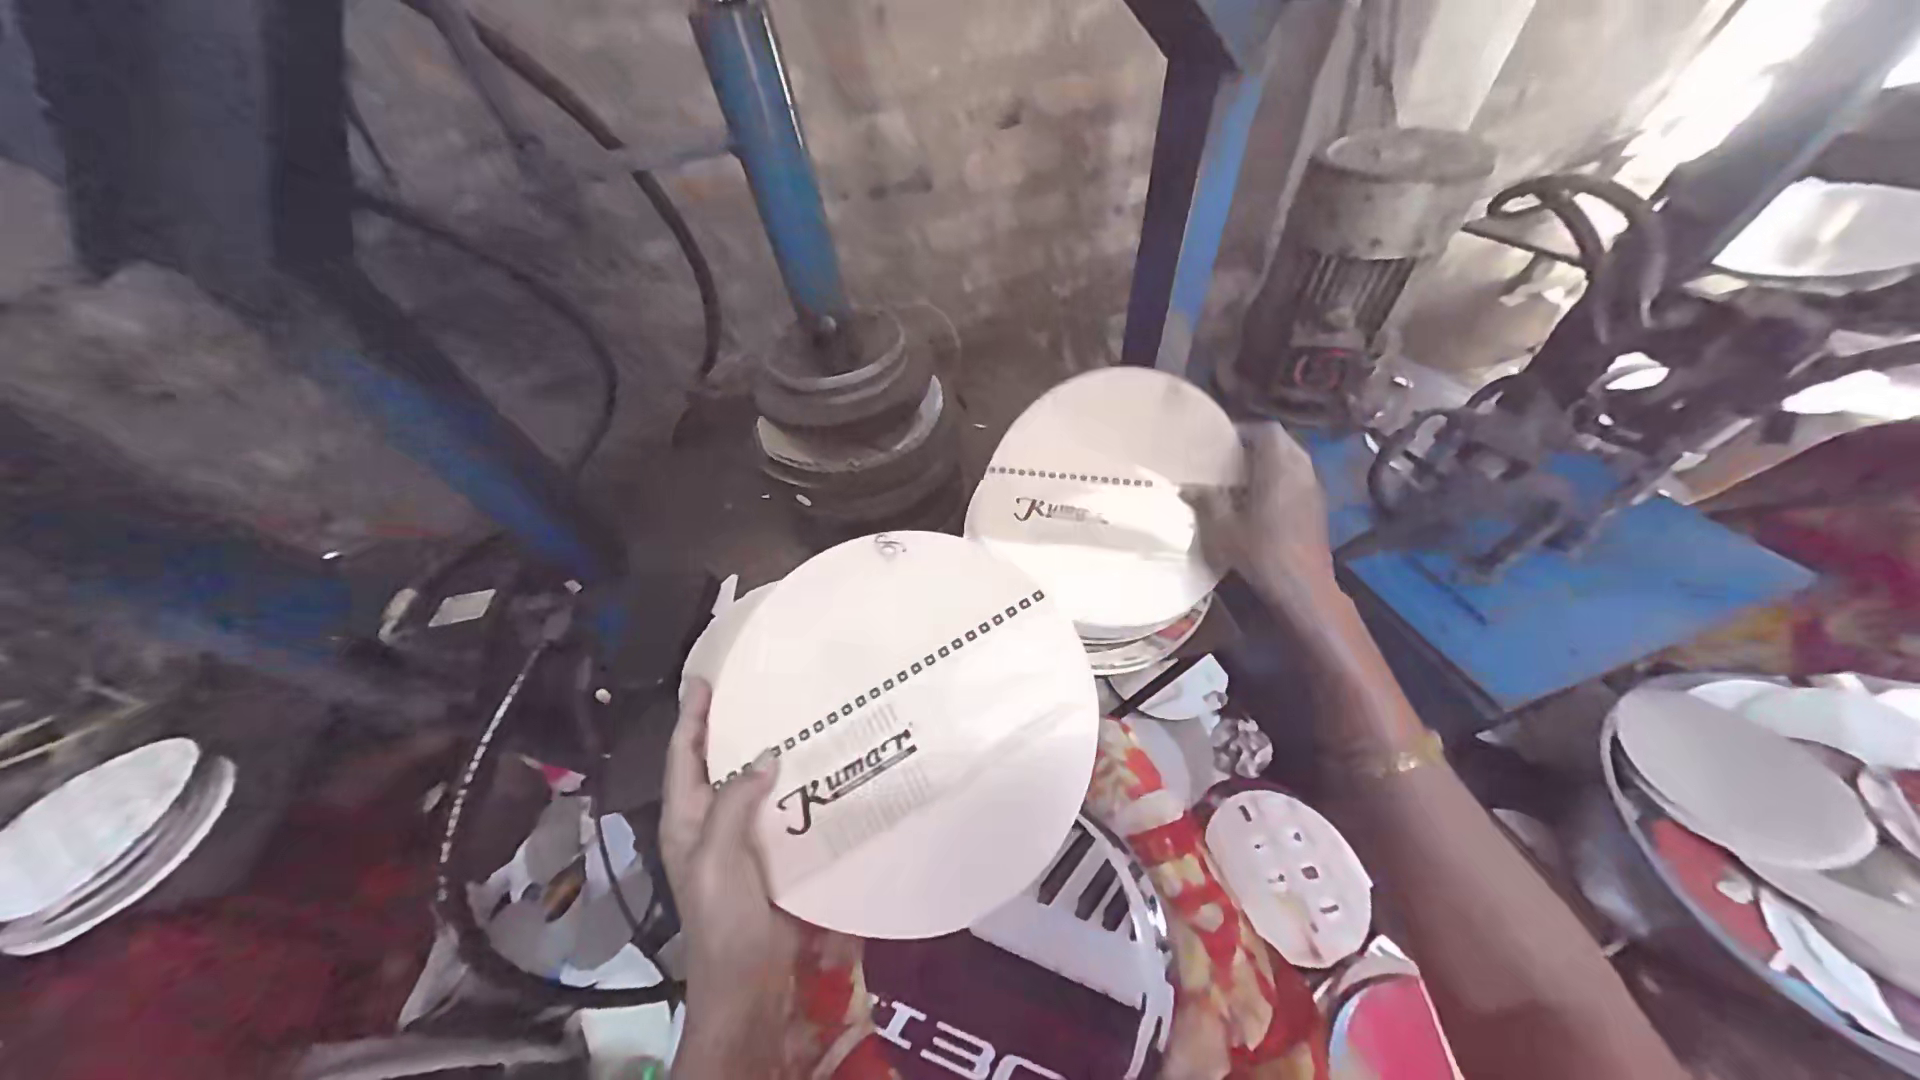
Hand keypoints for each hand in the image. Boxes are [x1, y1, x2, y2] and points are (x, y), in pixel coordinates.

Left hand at [662, 679, 801, 1075]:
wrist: (748, 979)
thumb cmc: (721, 918)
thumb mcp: (715, 858)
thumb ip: (733, 803)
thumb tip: (765, 756)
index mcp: (686, 818)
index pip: (684, 755)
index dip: (691, 717)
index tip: (702, 679)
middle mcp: (710, 820)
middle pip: (716, 762)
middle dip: (729, 726)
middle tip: (755, 688)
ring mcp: (740, 835)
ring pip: (750, 780)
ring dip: (765, 751)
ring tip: (791, 716)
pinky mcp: (770, 848)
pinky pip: (779, 803)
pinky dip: (791, 780)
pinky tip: (816, 764)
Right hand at [1190, 421, 1333, 598]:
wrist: (1303, 586)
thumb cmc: (1261, 553)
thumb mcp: (1223, 529)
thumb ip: (1206, 501)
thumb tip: (1186, 487)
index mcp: (1279, 469)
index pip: (1267, 431)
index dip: (1244, 430)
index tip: (1221, 440)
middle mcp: (1301, 471)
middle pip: (1282, 441)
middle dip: (1255, 444)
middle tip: (1228, 456)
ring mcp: (1313, 488)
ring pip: (1292, 459)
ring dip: (1269, 460)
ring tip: (1241, 475)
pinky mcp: (1317, 505)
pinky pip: (1298, 477)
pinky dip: (1280, 477)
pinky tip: (1259, 497)